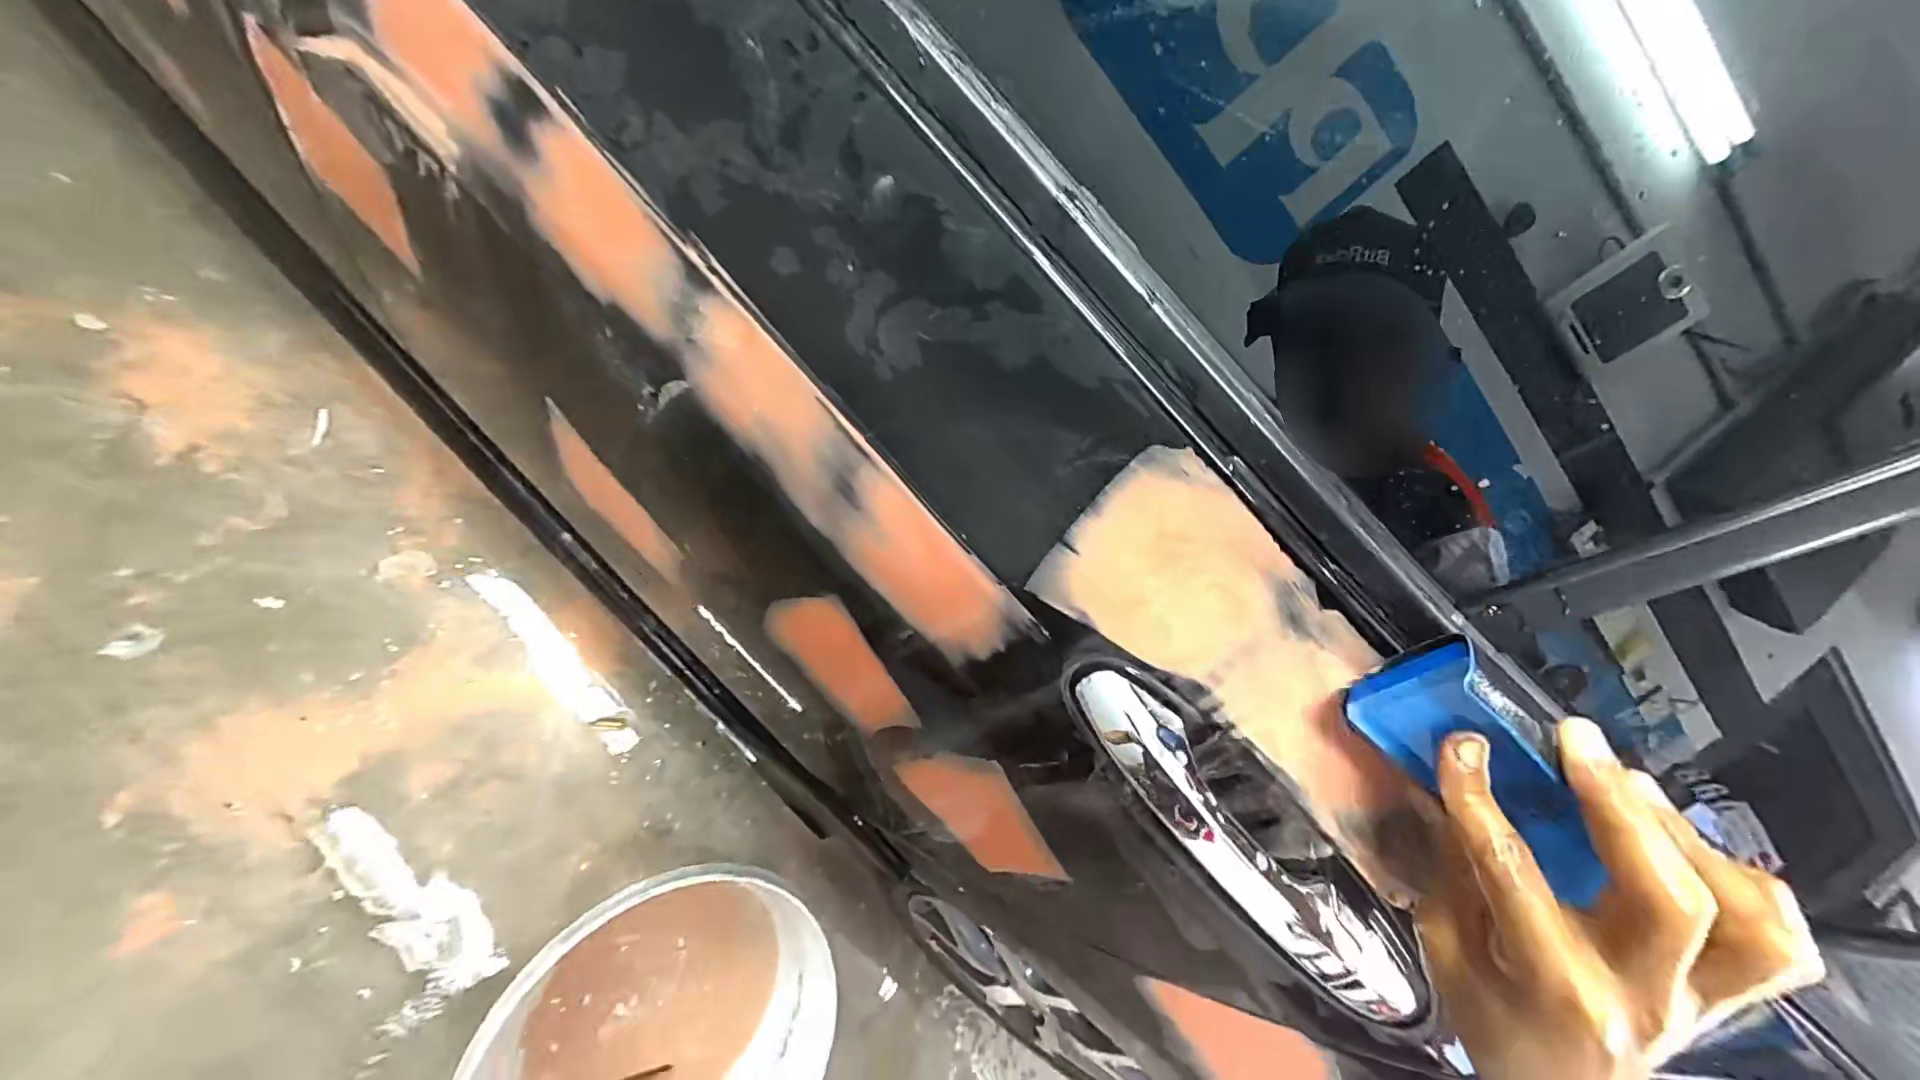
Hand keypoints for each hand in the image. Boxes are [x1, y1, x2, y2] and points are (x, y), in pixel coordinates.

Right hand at [1418, 718, 1823, 1079]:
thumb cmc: (1490, 1015)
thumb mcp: (1444, 944)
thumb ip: (1451, 871)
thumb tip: (1448, 794)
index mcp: (1550, 982)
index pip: (1511, 870)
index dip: (1477, 796)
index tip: (1461, 747)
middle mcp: (1640, 993)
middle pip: (1666, 895)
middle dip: (1614, 802)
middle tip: (1574, 739)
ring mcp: (1700, 998)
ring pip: (1741, 915)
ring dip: (1679, 830)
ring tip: (1625, 779)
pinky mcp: (1728, 994)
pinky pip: (1775, 937)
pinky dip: (1736, 873)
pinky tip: (1678, 835)